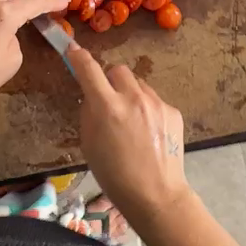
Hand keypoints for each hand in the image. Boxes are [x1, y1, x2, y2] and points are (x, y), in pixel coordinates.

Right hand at [68, 45, 192, 223]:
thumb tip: (93, 96)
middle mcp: (133, 98)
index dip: (78, 57)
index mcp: (107, 107)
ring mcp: (156, 103)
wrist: (156, 195)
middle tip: (108, 100)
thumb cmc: (114, 176)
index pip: (89, 69)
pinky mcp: (173, 111)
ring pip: (138, 84)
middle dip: (110, 80)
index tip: (73, 50)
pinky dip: (147, 110)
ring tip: (131, 122)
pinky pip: (154, 101)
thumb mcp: (89, 145)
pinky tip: (148, 133)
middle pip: (118, 70)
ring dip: (130, 94)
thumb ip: (90, 113)